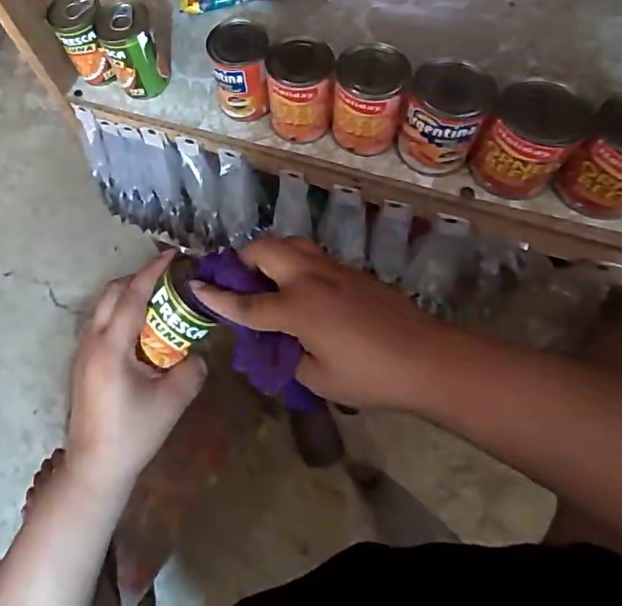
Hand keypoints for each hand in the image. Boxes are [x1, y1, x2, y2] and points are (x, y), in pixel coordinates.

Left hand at [66, 252, 206, 489]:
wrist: (94, 469)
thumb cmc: (133, 434)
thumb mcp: (171, 402)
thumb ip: (191, 370)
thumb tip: (198, 354)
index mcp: (112, 346)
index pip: (133, 294)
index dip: (153, 271)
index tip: (173, 255)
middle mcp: (92, 341)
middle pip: (113, 292)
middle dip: (140, 277)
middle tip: (168, 279)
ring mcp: (82, 351)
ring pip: (103, 305)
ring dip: (128, 294)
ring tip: (157, 300)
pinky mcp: (82, 363)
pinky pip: (100, 321)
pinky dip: (119, 311)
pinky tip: (140, 330)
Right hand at [190, 237, 458, 409]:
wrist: (425, 356)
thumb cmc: (371, 376)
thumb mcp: (320, 378)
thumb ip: (290, 355)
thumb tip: (280, 341)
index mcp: (296, 308)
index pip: (246, 302)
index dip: (218, 297)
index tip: (196, 285)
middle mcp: (308, 279)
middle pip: (263, 251)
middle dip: (242, 260)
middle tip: (239, 281)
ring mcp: (331, 268)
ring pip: (289, 242)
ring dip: (269, 253)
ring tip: (267, 277)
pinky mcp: (349, 269)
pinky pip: (310, 253)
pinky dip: (293, 260)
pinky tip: (299, 285)